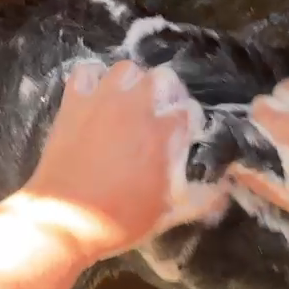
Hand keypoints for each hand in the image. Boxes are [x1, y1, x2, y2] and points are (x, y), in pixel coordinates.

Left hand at [13, 59, 218, 261]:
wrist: (64, 220)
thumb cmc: (119, 219)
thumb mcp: (166, 215)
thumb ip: (200, 199)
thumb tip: (224, 190)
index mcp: (162, 133)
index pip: (189, 111)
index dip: (190, 121)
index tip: (185, 133)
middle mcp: (135, 107)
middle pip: (163, 77)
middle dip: (168, 91)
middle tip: (161, 110)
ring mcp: (102, 99)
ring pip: (126, 68)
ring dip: (133, 81)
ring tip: (129, 99)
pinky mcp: (74, 100)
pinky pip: (86, 70)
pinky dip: (93, 77)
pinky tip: (96, 94)